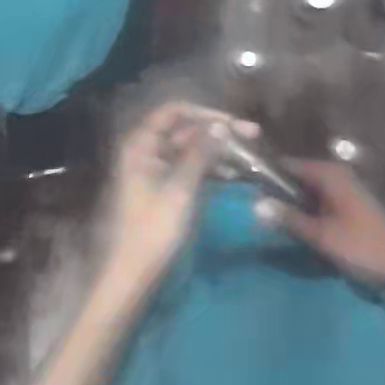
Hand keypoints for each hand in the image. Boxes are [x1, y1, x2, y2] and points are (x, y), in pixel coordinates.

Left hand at [96, 101, 243, 293]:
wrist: (132, 273)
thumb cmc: (153, 228)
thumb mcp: (181, 188)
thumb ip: (201, 152)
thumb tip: (221, 126)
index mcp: (141, 144)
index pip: (174, 111)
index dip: (206, 113)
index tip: (234, 123)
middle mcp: (145, 149)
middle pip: (184, 128)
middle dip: (217, 130)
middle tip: (252, 135)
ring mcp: (153, 168)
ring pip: (189, 147)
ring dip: (216, 149)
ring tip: (249, 154)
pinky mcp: (162, 186)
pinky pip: (188, 166)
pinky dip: (208, 166)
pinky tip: (232, 173)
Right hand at [257, 160, 384, 294]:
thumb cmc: (361, 247)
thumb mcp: (320, 235)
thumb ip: (288, 218)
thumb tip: (254, 204)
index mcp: (329, 174)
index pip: (288, 164)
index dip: (267, 174)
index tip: (245, 187)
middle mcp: (336, 174)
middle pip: (297, 176)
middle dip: (278, 190)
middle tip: (253, 206)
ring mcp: (344, 189)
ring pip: (307, 190)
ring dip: (291, 202)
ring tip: (268, 217)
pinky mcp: (348, 204)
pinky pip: (318, 200)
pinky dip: (305, 209)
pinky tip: (294, 225)